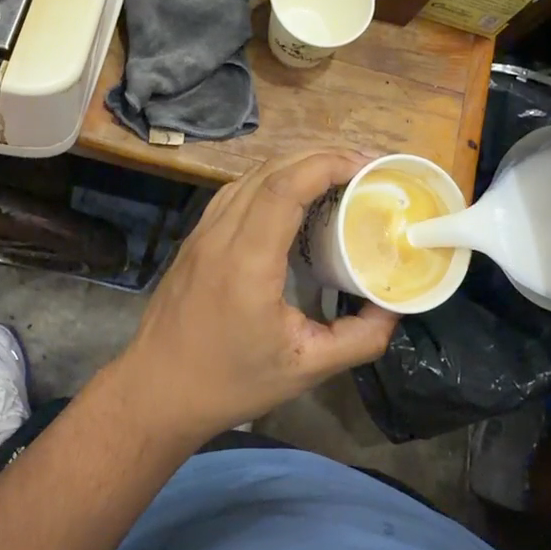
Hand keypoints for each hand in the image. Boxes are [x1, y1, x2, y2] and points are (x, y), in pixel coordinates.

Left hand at [105, 150, 400, 443]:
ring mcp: (202, 234)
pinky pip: (234, 193)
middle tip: (364, 168)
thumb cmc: (230, 382)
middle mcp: (220, 235)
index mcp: (247, 261)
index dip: (327, 165)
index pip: (284, 187)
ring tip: (336, 177)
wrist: (157, 391)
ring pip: (249, 176)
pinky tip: (293, 198)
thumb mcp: (306, 368)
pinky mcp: (195, 240)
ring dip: (294, 165)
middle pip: (269, 170)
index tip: (367, 167)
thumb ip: (359, 338)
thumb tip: (393, 308)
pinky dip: (270, 181)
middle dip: (319, 157)